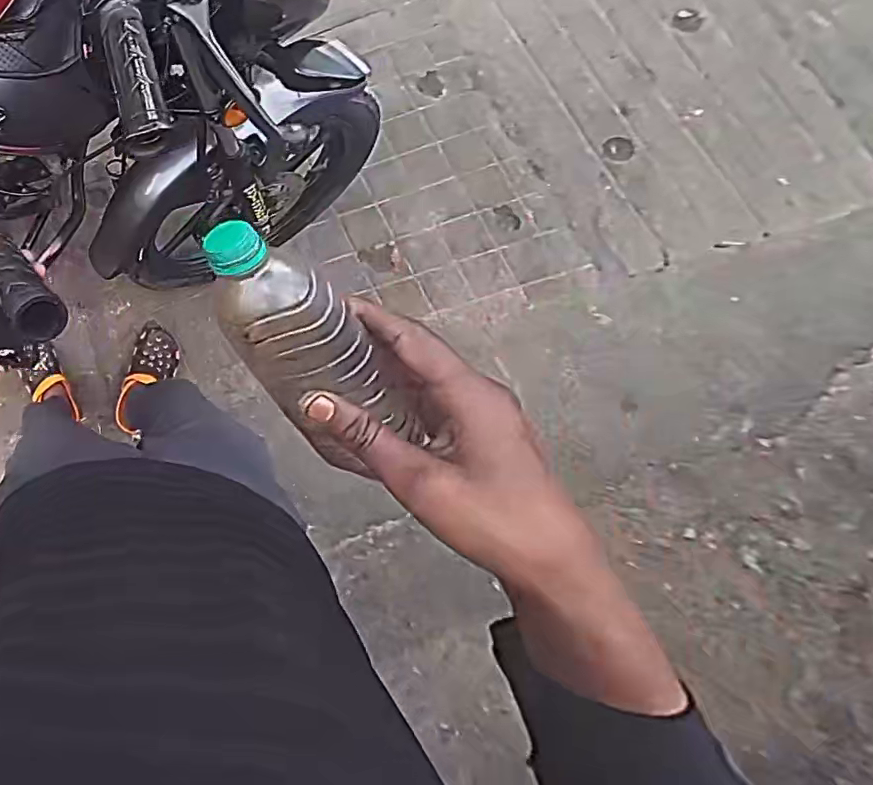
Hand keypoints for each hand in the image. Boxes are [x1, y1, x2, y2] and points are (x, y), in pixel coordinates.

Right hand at [305, 297, 686, 713]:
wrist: (558, 570)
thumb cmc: (494, 522)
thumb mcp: (420, 480)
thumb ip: (365, 436)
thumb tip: (314, 401)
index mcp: (471, 394)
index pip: (413, 339)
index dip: (373, 317)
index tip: (333, 303)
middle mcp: (479, 393)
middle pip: (419, 350)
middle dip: (372, 334)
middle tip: (324, 329)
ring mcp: (483, 413)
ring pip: (425, 373)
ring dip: (384, 361)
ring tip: (337, 356)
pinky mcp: (481, 432)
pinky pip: (431, 396)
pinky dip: (398, 387)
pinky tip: (371, 397)